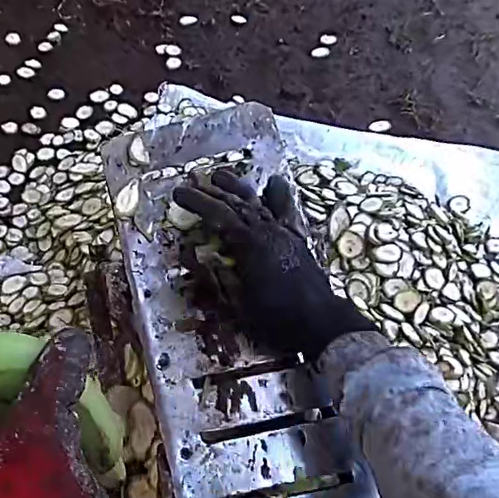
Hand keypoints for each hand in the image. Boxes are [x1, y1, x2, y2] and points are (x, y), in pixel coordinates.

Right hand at [171, 169, 374, 357]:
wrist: (320, 322)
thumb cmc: (275, 317)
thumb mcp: (236, 302)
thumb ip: (215, 276)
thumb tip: (193, 254)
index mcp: (249, 244)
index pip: (218, 215)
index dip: (197, 202)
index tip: (178, 193)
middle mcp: (268, 231)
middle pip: (237, 204)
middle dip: (212, 191)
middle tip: (193, 181)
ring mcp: (285, 233)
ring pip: (258, 202)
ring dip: (238, 188)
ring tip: (222, 175)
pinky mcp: (297, 239)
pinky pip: (286, 211)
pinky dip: (278, 197)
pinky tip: (274, 185)